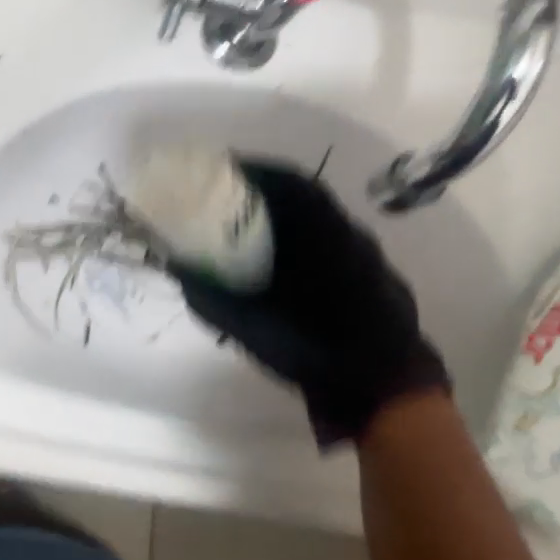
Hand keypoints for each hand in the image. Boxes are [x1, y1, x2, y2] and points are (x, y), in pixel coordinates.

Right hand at [170, 159, 447, 445]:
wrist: (383, 389)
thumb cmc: (312, 347)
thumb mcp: (247, 324)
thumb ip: (208, 293)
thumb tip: (176, 267)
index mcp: (318, 234)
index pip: (285, 181)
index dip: (252, 169)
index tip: (219, 170)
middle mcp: (346, 233)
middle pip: (302, 197)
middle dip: (262, 193)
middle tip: (224, 200)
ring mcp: (366, 256)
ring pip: (319, 222)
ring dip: (285, 219)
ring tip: (248, 232)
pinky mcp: (375, 277)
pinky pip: (332, 244)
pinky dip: (303, 241)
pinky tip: (284, 268)